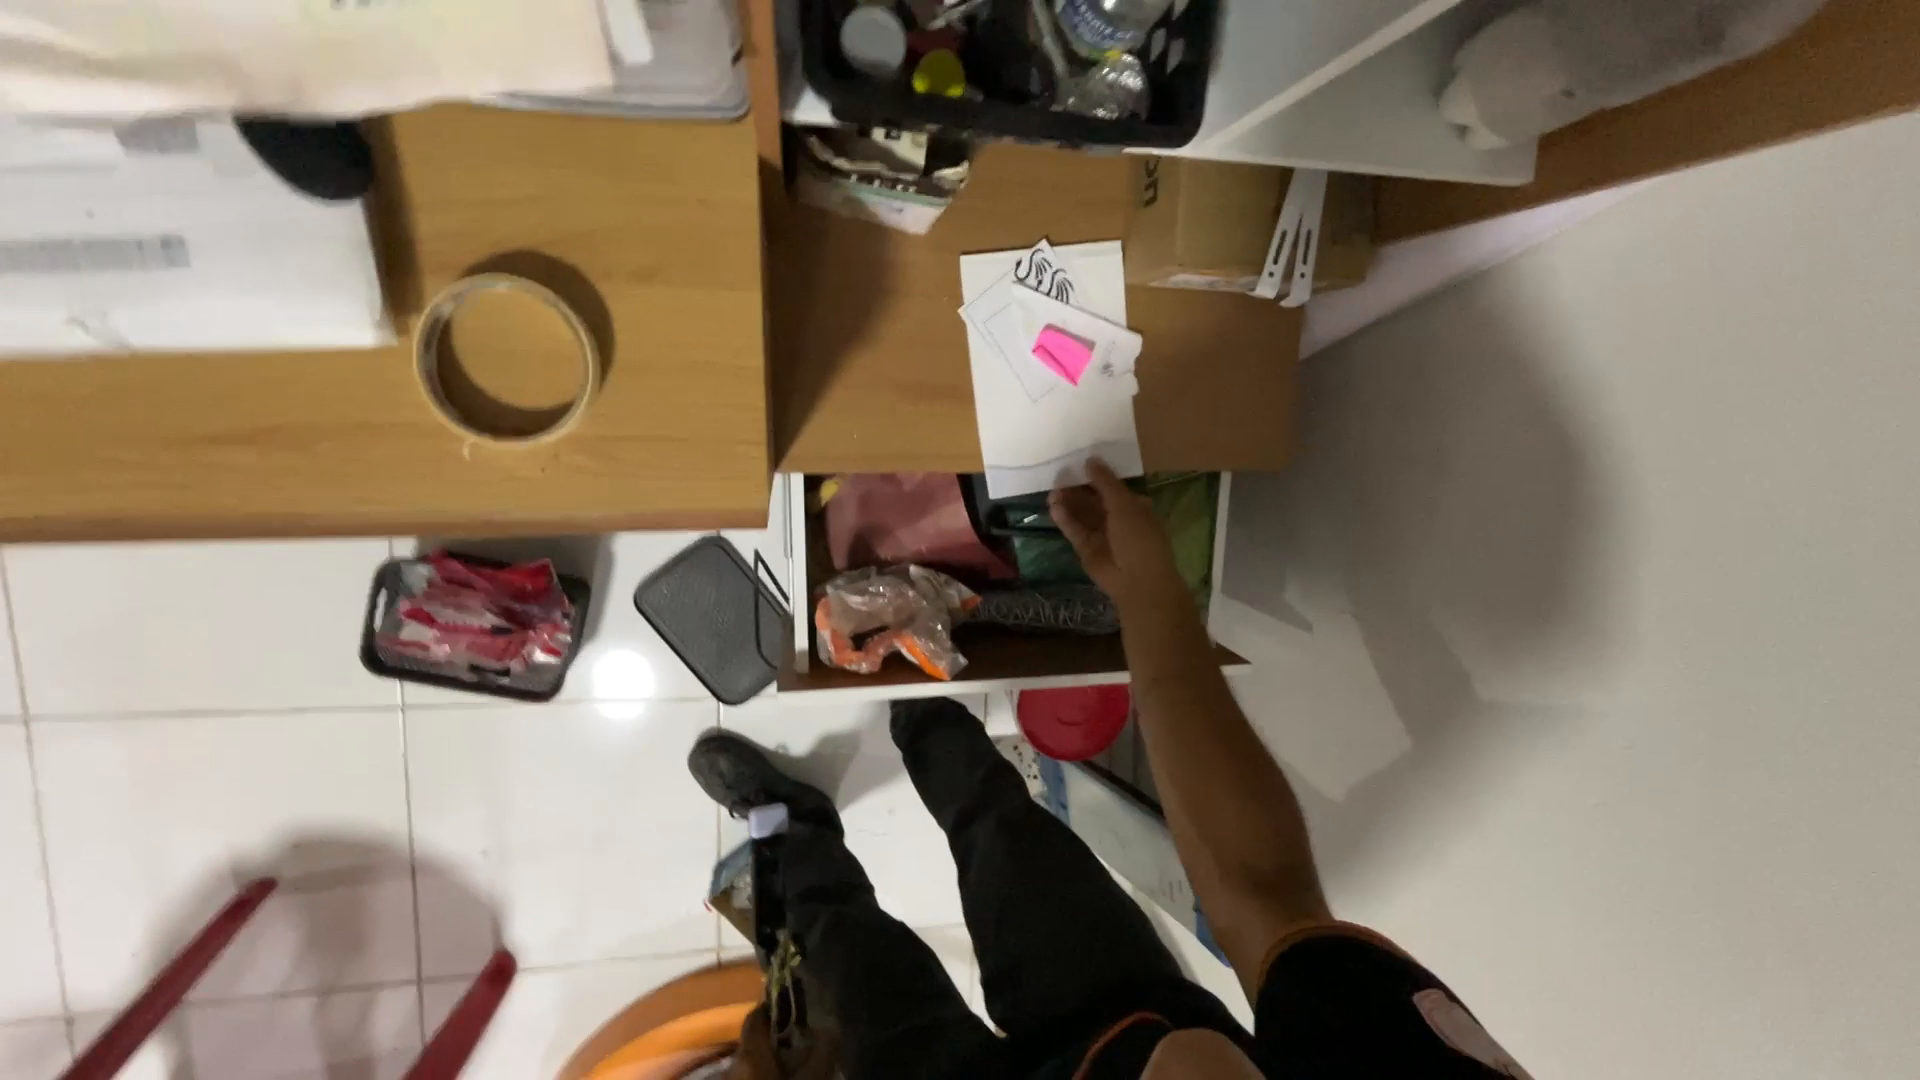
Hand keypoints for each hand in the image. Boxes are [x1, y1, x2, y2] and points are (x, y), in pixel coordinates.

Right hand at [1049, 460, 1186, 612]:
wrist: (1137, 580)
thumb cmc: (1139, 537)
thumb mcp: (1125, 504)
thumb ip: (1105, 482)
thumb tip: (1090, 459)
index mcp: (1134, 506)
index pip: (1111, 487)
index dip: (1095, 475)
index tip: (1077, 462)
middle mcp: (1117, 519)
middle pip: (1093, 500)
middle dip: (1077, 489)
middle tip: (1058, 476)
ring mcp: (1101, 535)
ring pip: (1081, 515)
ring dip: (1068, 503)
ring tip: (1052, 492)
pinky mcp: (1087, 549)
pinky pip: (1075, 530)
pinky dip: (1065, 520)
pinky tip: (1054, 507)